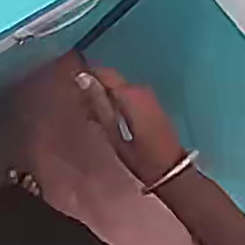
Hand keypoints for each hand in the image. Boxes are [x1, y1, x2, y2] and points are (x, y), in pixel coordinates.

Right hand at [75, 64, 187, 185]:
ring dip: (103, 96)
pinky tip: (106, 118)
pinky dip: (115, 101)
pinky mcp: (151, 103)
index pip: (103, 73)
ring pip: (118, 87)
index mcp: (130, 94)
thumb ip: (98, 104)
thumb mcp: (113, 133)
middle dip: (94, 89)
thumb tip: (82, 78)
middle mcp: (140, 88)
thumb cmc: (140, 157)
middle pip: (110, 79)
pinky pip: (127, 94)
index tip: (72, 90)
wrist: (172, 172)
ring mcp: (147, 95)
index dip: (86, 77)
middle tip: (80, 107)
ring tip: (90, 116)